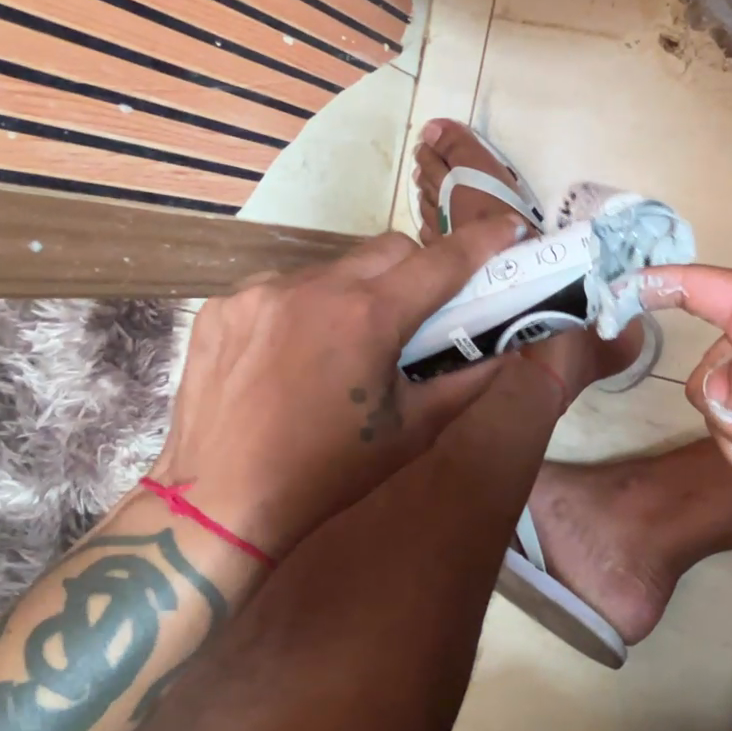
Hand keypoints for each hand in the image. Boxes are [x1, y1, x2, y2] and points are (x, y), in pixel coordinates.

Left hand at [148, 216, 527, 554]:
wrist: (220, 502)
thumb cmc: (329, 471)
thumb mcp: (414, 431)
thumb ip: (467, 380)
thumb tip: (503, 349)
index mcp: (367, 317)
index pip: (442, 262)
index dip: (484, 241)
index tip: (511, 228)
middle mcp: (313, 287)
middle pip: (390, 249)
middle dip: (420, 268)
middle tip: (425, 311)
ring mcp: (260, 292)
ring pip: (335, 268)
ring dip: (360, 291)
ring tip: (350, 345)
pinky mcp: (223, 306)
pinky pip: (285, 289)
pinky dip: (308, 309)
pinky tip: (297, 355)